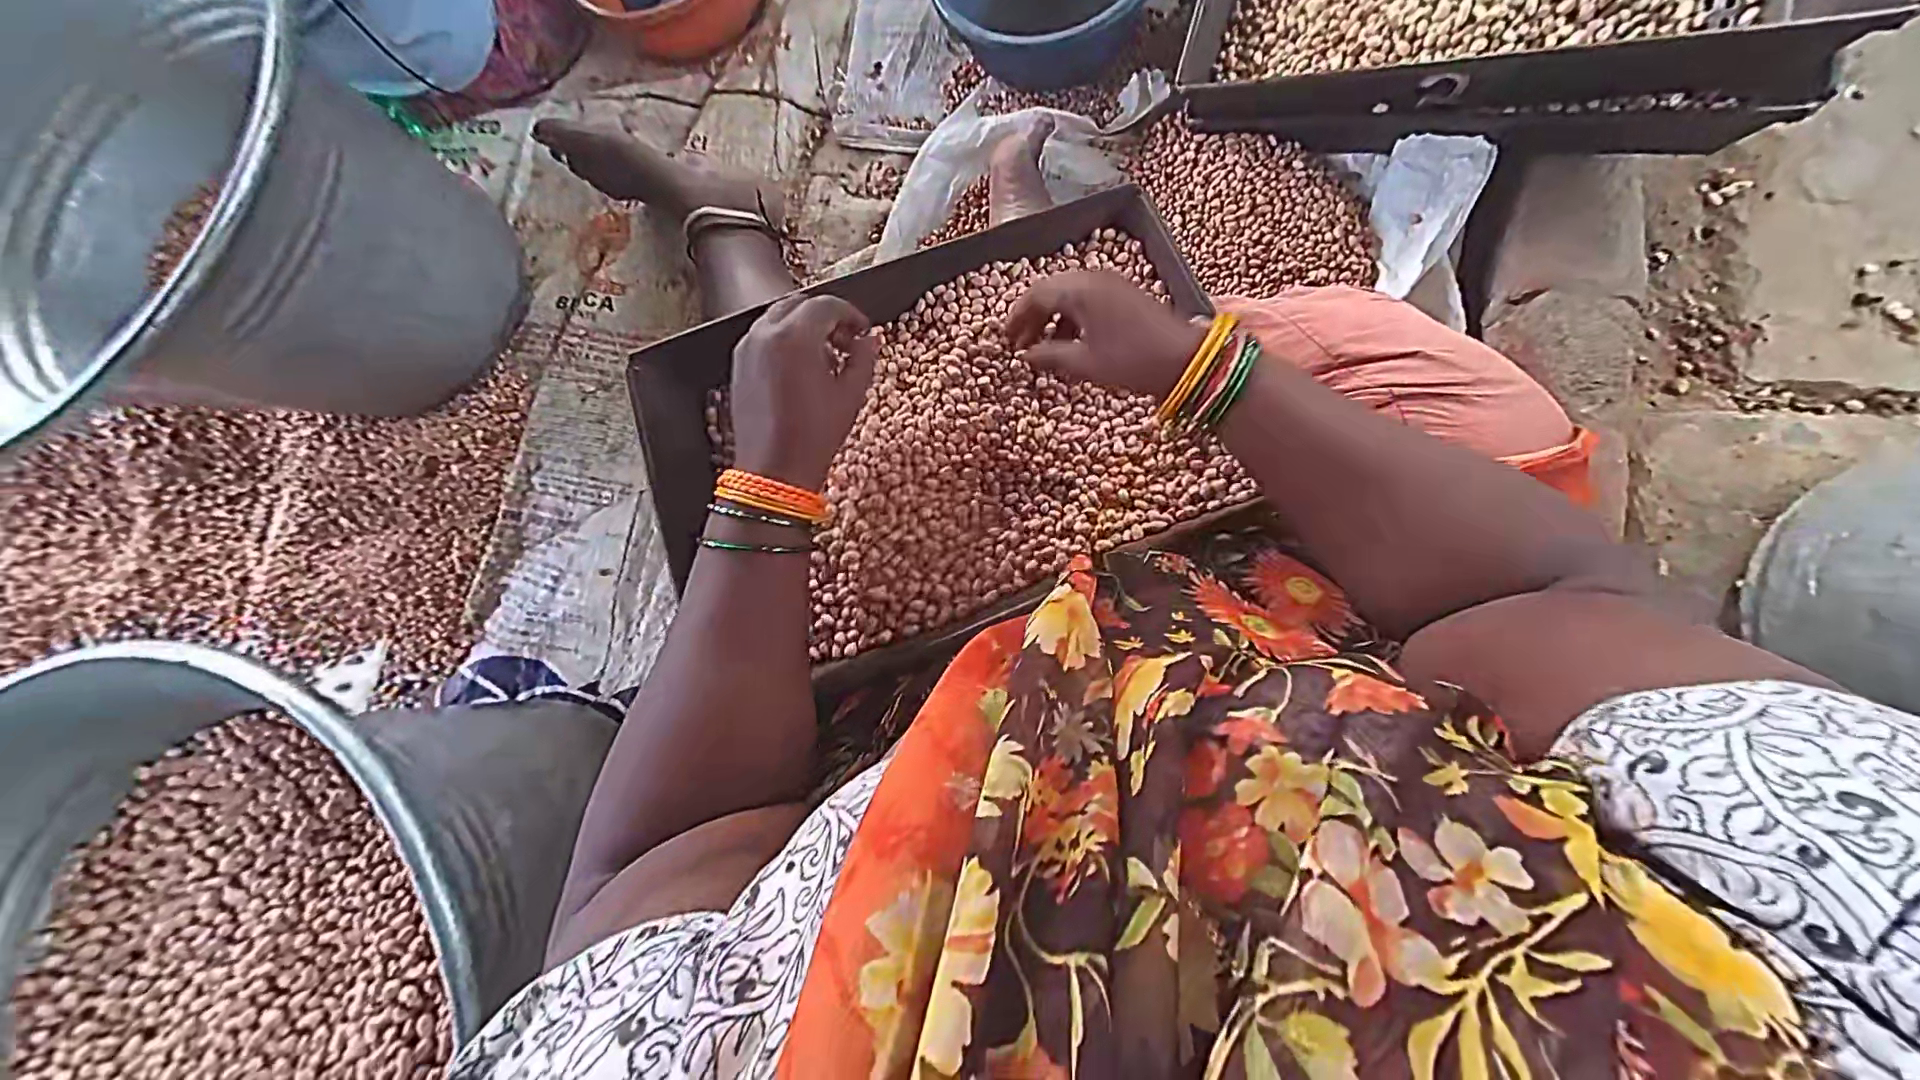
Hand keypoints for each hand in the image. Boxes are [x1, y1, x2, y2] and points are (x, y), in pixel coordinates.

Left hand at [729, 294, 877, 490]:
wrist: (773, 471)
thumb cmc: (812, 438)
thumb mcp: (850, 396)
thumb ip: (863, 359)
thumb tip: (871, 341)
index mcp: (794, 337)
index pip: (826, 305)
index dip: (851, 314)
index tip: (863, 330)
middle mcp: (765, 334)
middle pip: (800, 304)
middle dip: (827, 316)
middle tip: (847, 340)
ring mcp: (748, 348)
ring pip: (779, 317)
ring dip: (805, 326)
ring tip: (827, 356)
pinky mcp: (739, 365)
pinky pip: (765, 337)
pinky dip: (786, 340)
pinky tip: (804, 368)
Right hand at [1003, 271, 1208, 397]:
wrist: (1183, 359)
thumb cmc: (1131, 361)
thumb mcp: (1083, 363)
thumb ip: (1048, 356)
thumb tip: (1025, 355)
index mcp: (1079, 290)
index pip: (1035, 295)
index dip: (1016, 317)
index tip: (1006, 339)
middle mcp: (1093, 278)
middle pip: (1050, 290)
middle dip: (1032, 317)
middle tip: (1020, 343)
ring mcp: (1110, 284)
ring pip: (1068, 294)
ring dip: (1051, 318)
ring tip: (1042, 347)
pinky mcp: (1123, 294)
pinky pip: (1086, 299)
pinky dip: (1071, 318)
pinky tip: (1069, 342)